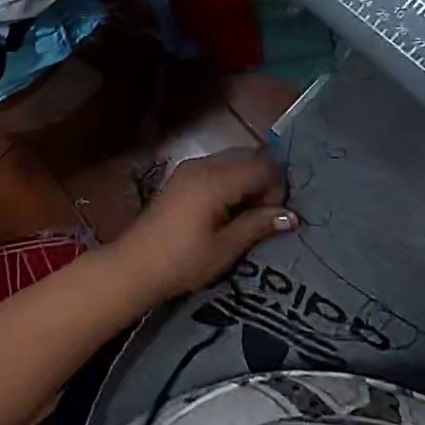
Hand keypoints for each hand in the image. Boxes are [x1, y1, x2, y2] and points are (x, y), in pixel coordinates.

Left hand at [111, 148, 298, 301]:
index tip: (272, 219)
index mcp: (215, 179)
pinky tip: (226, 211)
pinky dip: (231, 181)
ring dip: (247, 181)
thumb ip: (258, 225)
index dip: (276, 190)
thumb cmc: (182, 261)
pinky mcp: (182, 176)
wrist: (134, 266)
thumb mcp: (225, 248)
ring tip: (245, 217)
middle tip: (263, 217)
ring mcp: (190, 167)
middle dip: (263, 182)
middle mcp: (203, 164)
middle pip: (249, 157)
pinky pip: (218, 167)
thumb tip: (291, 217)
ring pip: (233, 160)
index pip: (262, 167)